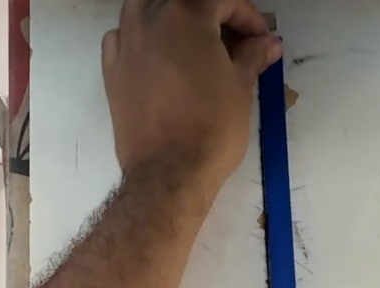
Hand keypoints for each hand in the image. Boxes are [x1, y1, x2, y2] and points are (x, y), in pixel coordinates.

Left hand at [101, 0, 281, 205]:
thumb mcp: (240, 89)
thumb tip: (267, 44)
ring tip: (192, 44)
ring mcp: (126, 43)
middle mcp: (150, 18)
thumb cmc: (209, 132)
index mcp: (186, 13)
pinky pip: (123, 38)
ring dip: (172, 18)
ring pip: (146, 8)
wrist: (168, 177)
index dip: (248, 17)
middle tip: (230, 40)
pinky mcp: (111, 72)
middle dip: (211, 14)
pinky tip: (157, 57)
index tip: (261, 40)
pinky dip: (141, 39)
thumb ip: (251, 57)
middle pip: (183, 1)